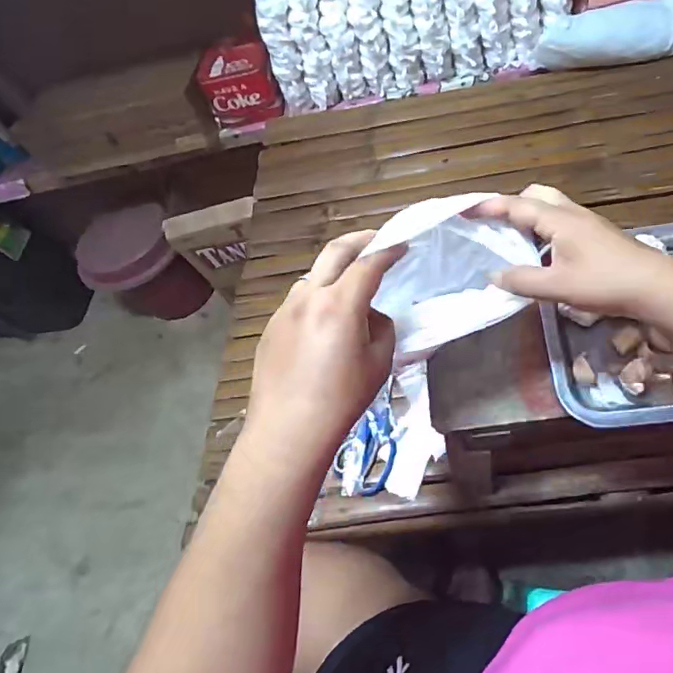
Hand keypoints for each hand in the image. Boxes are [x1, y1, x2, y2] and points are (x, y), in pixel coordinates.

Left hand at [241, 231, 403, 470]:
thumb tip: (370, 315)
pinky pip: (298, 302)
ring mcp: (284, 310)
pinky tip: (323, 327)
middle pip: (334, 251)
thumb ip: (381, 328)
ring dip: (334, 273)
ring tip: (350, 291)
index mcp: (339, 304)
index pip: (368, 263)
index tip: (401, 245)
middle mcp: (308, 297)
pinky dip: (316, 300)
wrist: (288, 431)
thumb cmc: (341, 401)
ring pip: (313, 276)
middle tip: (377, 242)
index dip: (388, 250)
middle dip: (360, 241)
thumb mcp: (378, 363)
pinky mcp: (271, 327)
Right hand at [469, 184, 672, 316]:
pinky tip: (543, 254)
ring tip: (514, 240)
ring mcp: (588, 223)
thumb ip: (522, 280)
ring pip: (551, 207)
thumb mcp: (557, 287)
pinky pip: (562, 221)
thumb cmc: (605, 283)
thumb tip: (493, 276)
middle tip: (494, 223)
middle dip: (511, 204)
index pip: (516, 206)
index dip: (488, 207)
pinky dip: (544, 228)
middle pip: (536, 195)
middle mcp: (572, 214)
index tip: (464, 209)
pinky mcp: (598, 235)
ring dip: (529, 216)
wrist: (655, 286)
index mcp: (558, 220)